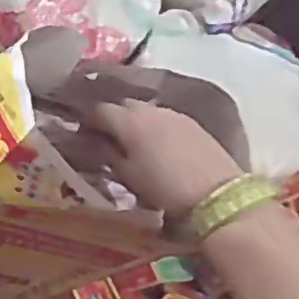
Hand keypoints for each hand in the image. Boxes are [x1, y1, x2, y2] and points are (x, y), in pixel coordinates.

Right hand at [89, 100, 245, 216]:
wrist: (216, 194)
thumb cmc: (162, 187)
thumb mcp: (125, 174)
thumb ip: (107, 154)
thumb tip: (94, 143)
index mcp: (129, 121)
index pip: (99, 110)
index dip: (87, 120)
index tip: (82, 134)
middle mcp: (150, 110)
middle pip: (123, 104)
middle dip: (111, 116)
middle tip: (104, 136)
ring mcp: (174, 114)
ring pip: (145, 109)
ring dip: (133, 120)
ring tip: (130, 140)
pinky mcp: (192, 122)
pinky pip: (163, 117)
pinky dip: (153, 125)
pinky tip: (154, 143)